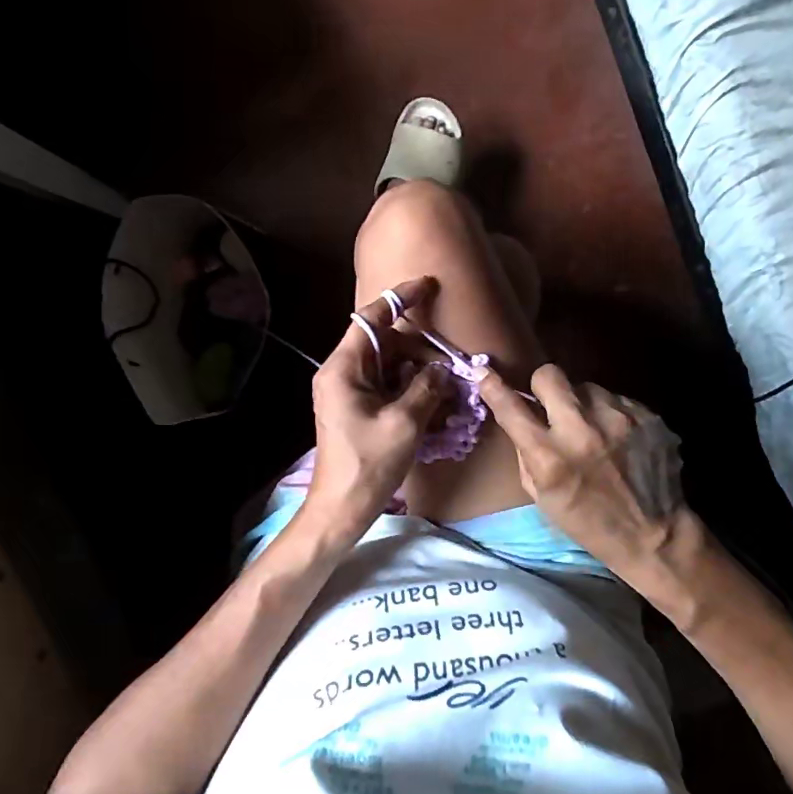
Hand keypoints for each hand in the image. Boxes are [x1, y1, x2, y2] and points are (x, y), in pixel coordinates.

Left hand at [304, 278, 450, 537]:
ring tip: (447, 387)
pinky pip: (386, 387)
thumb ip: (426, 388)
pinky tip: (433, 404)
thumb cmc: (367, 465)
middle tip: (452, 365)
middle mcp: (341, 374)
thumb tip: (443, 371)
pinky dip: (409, 390)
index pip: (371, 319)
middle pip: (384, 344)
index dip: (400, 299)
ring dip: (418, 373)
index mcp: (343, 369)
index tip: (427, 285)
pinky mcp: (356, 410)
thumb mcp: (404, 423)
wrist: (341, 509)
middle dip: (419, 350)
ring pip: (388, 367)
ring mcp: (348, 393)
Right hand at [479, 364, 696, 577]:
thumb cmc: (587, 521)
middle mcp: (582, 430)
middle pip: (549, 375)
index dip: (493, 387)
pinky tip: (617, 439)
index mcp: (549, 457)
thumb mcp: (541, 495)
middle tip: (550, 405)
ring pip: (586, 386)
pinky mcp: (646, 415)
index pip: (511, 407)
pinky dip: (609, 415)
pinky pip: (615, 399)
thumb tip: (517, 416)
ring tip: (592, 430)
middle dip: (543, 386)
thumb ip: (526, 451)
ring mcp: (619, 418)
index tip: (484, 373)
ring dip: (582, 403)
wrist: (654, 535)